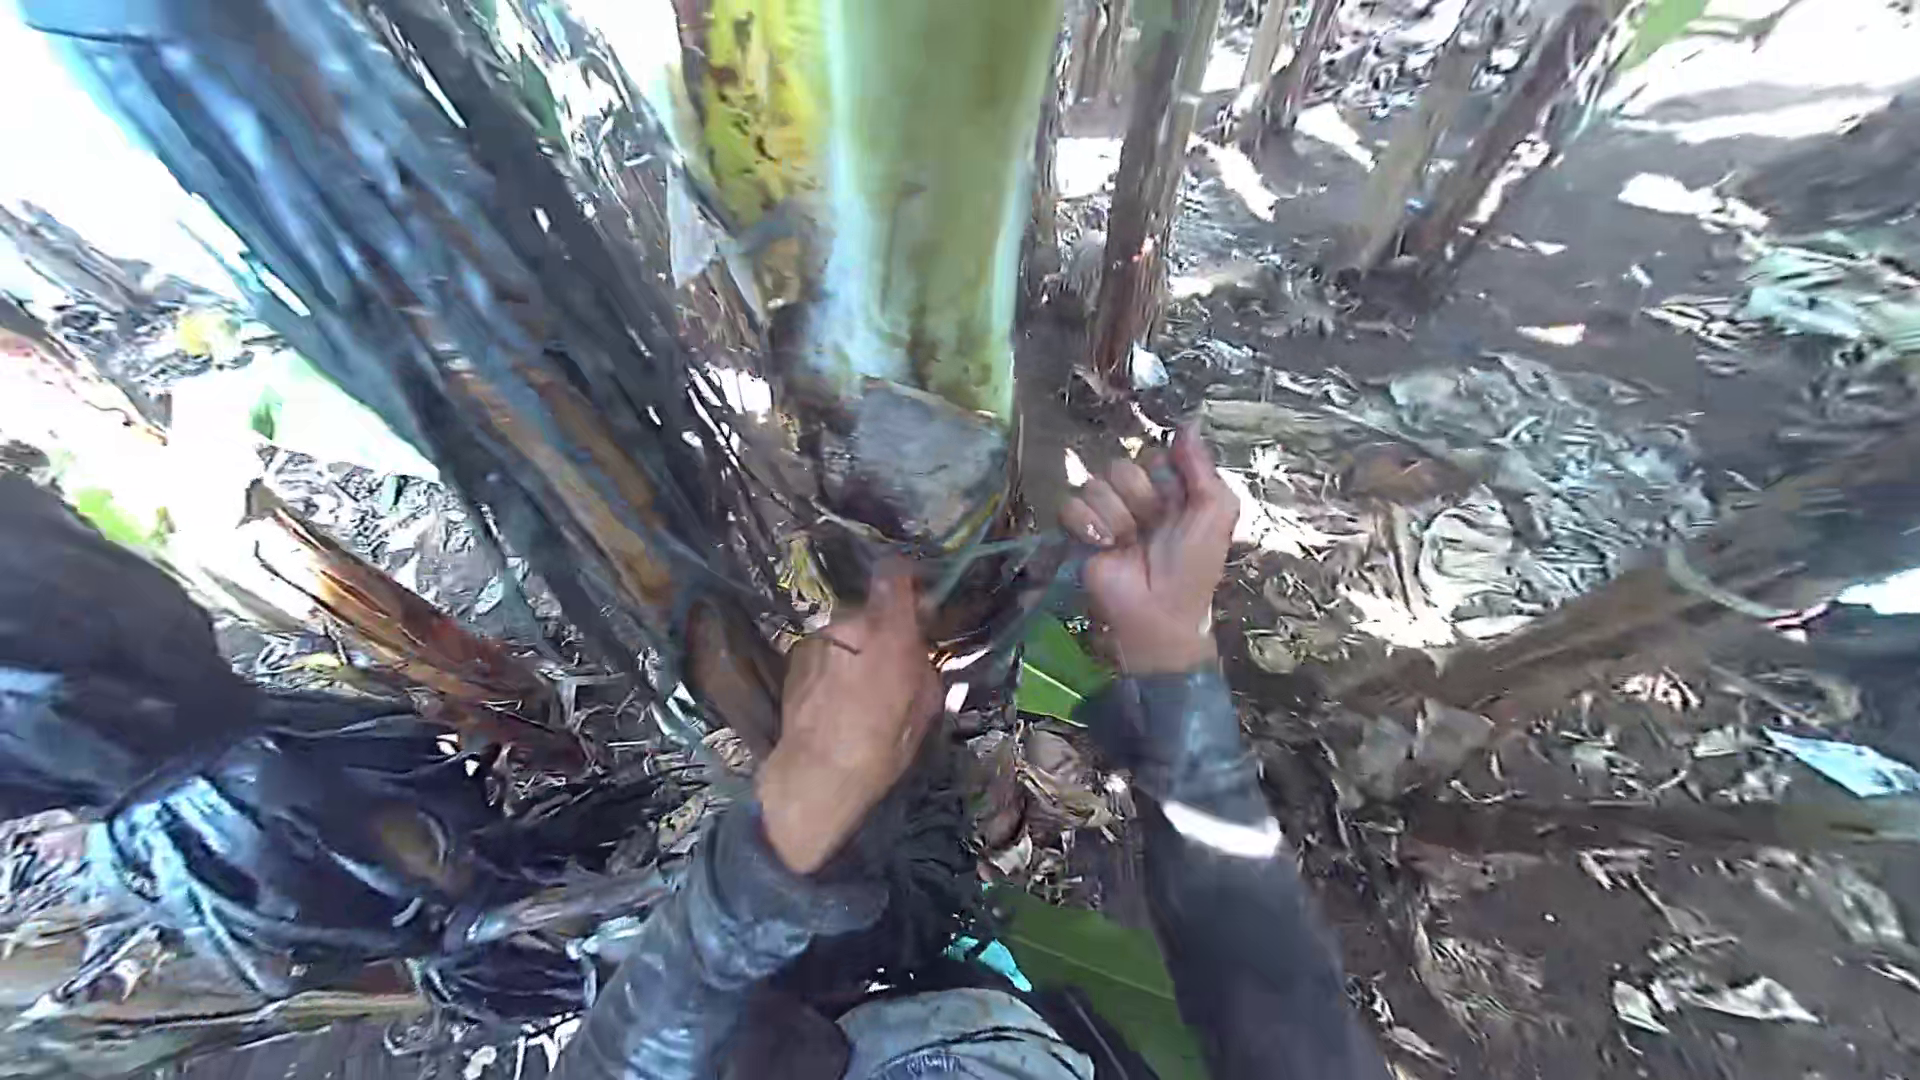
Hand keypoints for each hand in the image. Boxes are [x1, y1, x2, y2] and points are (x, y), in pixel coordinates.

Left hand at [756, 562, 940, 873]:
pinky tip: (834, 694)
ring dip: (857, 647)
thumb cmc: (883, 744)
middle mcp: (852, 623)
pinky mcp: (797, 655)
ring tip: (858, 685)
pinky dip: (835, 661)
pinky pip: (827, 648)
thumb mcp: (926, 704)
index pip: (894, 575)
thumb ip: (923, 661)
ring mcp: (820, 638)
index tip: (913, 589)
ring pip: (848, 630)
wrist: (817, 773)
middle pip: (872, 609)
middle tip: (889, 659)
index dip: (904, 576)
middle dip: (883, 627)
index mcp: (890, 632)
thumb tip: (916, 644)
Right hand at [1060, 422, 1237, 674]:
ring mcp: (1103, 514)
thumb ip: (1202, 467)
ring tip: (1127, 544)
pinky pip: (1070, 506)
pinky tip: (1103, 544)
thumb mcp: (1216, 513)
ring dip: (1116, 517)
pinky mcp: (1078, 532)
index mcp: (1167, 490)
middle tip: (1150, 527)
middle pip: (1120, 467)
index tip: (1175, 501)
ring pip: (1094, 485)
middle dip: (1138, 499)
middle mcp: (1133, 497)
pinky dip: (1087, 525)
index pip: (1152, 455)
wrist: (1160, 610)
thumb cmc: (1193, 565)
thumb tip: (1188, 424)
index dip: (1161, 476)